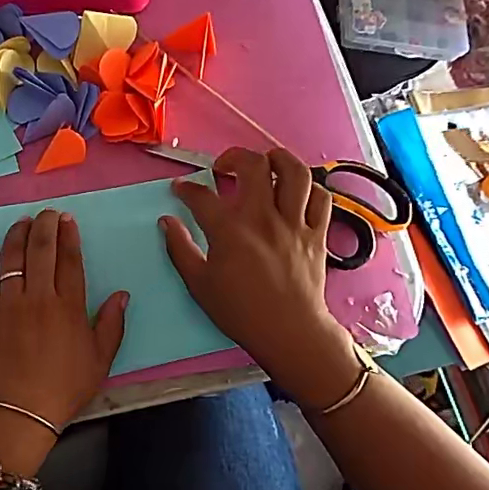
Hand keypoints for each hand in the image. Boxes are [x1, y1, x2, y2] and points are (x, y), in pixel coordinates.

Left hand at [0, 209, 127, 432]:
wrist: (15, 413)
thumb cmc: (62, 389)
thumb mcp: (100, 361)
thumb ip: (112, 325)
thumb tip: (121, 295)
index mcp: (69, 307)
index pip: (69, 260)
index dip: (69, 236)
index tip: (67, 220)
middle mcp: (38, 298)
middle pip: (41, 249)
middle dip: (45, 225)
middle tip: (47, 214)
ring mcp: (7, 304)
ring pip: (11, 257)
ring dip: (18, 235)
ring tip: (23, 223)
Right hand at [162, 148, 359, 405]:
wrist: (289, 332)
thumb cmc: (241, 312)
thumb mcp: (200, 285)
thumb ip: (180, 249)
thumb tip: (167, 223)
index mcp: (231, 231)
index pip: (203, 196)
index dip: (187, 189)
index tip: (182, 189)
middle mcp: (264, 218)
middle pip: (253, 166)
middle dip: (234, 157)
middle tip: (225, 168)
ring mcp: (294, 223)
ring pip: (295, 172)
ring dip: (278, 160)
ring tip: (266, 164)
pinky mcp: (317, 233)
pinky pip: (321, 198)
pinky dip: (310, 189)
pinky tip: (297, 194)